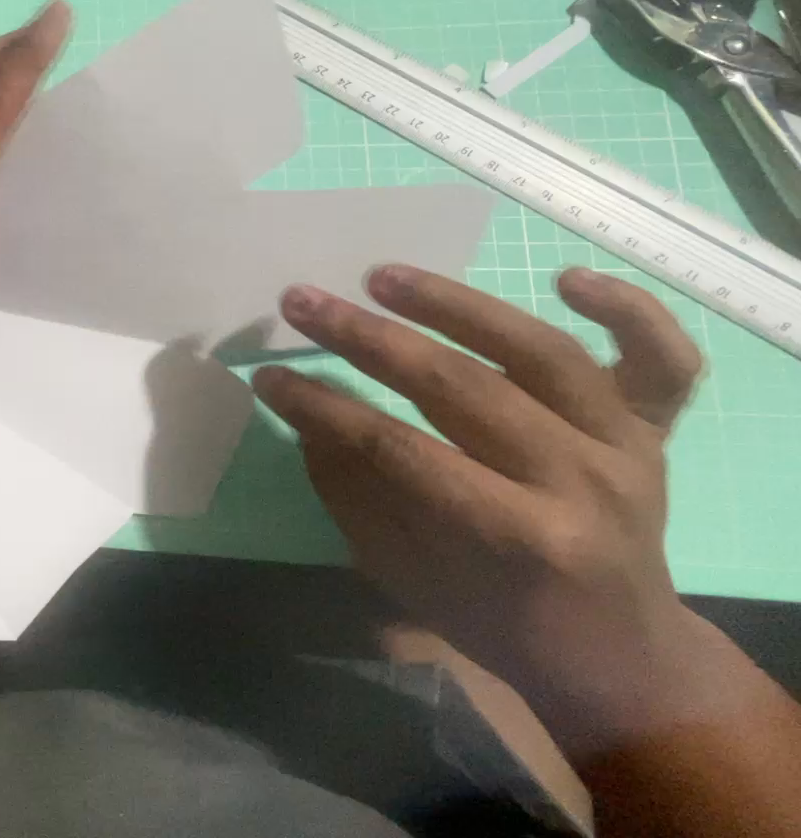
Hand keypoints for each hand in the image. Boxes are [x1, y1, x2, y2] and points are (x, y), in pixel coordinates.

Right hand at [252, 265, 709, 744]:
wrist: (611, 652)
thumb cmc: (487, 616)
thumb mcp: (396, 567)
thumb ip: (352, 488)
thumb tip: (311, 417)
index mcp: (512, 536)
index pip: (396, 448)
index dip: (322, 409)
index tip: (267, 378)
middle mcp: (578, 482)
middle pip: (461, 388)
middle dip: (367, 340)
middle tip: (301, 303)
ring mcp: (625, 449)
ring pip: (541, 354)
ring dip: (455, 305)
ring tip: (382, 277)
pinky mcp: (654, 432)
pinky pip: (662, 363)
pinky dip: (629, 312)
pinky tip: (566, 278)